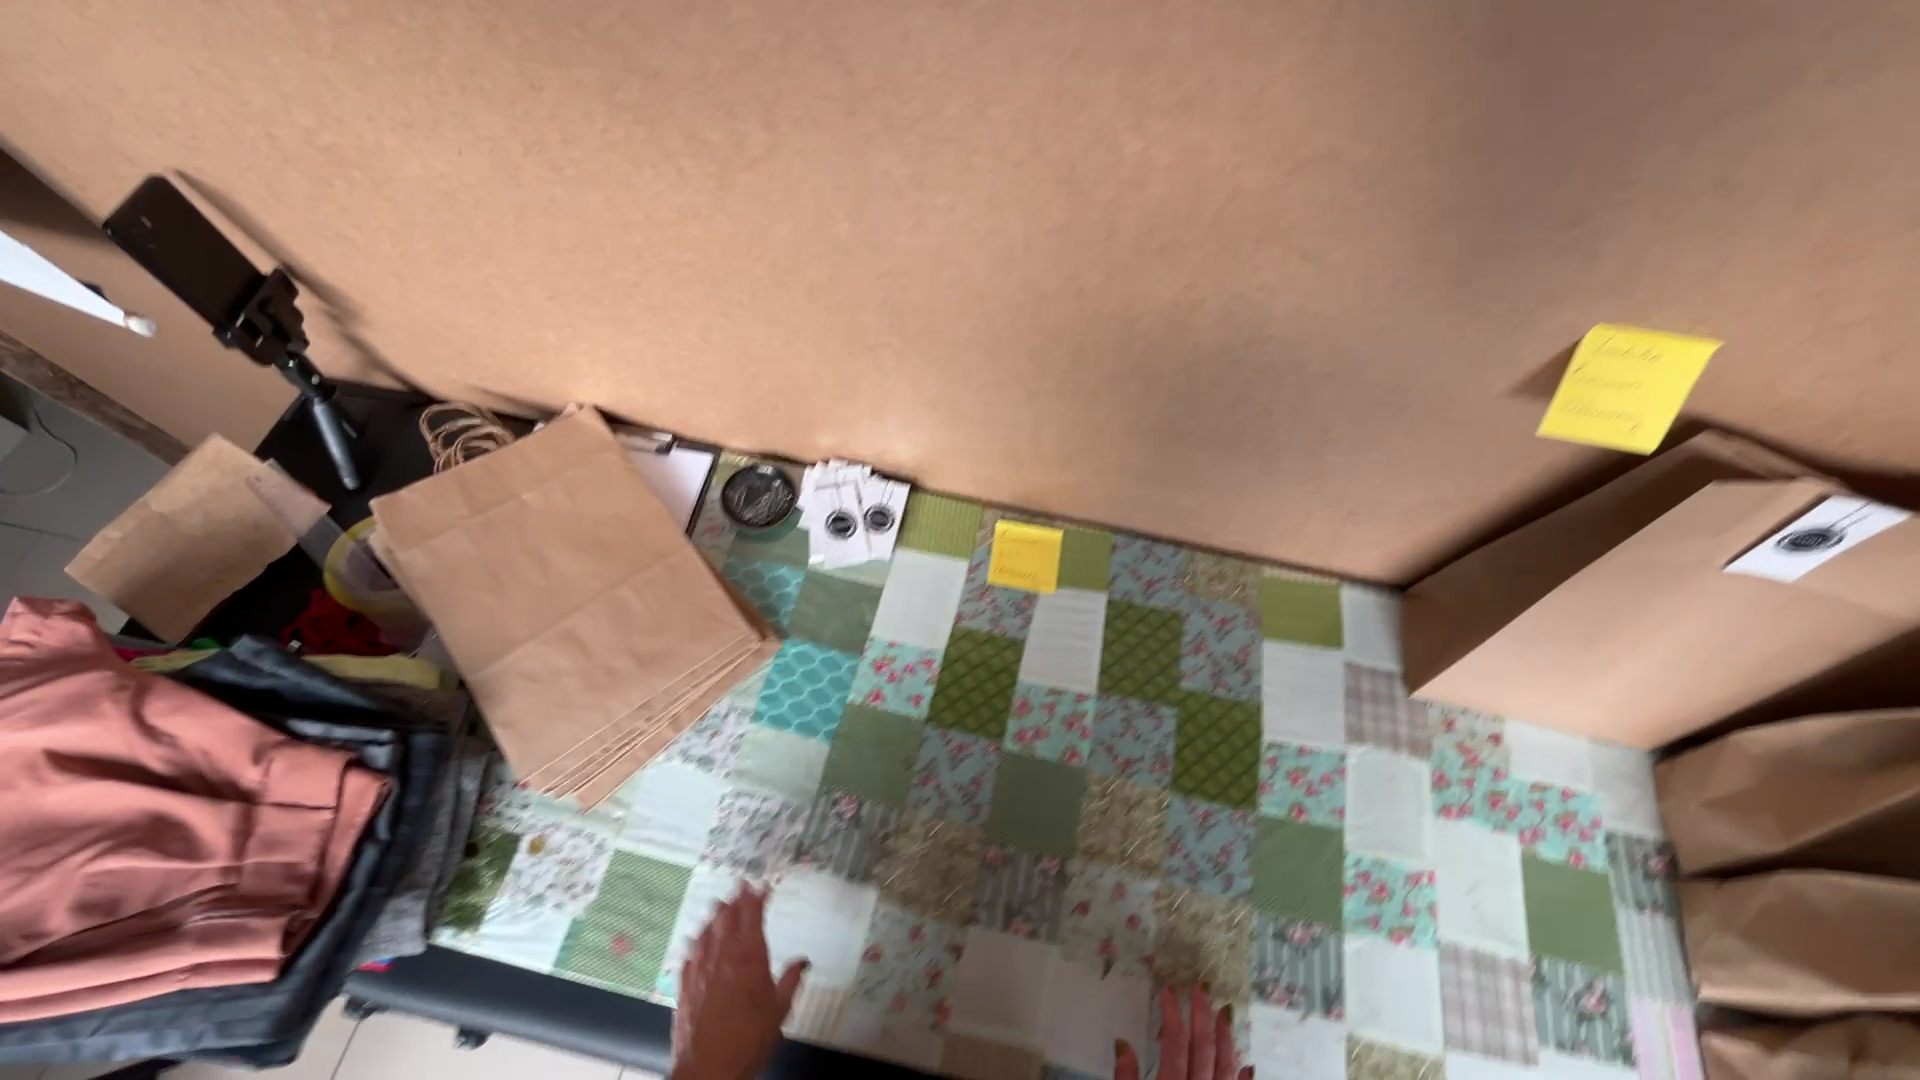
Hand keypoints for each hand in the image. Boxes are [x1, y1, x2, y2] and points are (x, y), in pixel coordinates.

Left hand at [669, 883, 807, 1079]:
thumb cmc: (749, 1039)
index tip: (762, 885)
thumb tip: (803, 962)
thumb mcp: (779, 1011)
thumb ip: (790, 981)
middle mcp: (723, 956)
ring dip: (715, 915)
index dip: (757, 897)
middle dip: (735, 899)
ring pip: (706, 931)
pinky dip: (695, 940)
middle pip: (727, 917)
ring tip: (720, 904)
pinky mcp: (684, 985)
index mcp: (750, 957)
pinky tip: (696, 937)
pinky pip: (689, 953)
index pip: (752, 916)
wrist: (708, 1069)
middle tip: (741, 886)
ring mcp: (701, 969)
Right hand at [1116, 986, 1249, 1079]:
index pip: (1174, 1043)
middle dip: (1202, 1015)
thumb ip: (1126, 1076)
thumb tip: (1122, 1043)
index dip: (1172, 1014)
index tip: (1169, 989)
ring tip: (1226, 1011)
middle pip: (1203, 1048)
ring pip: (1225, 1066)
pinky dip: (1243, 1076)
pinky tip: (1247, 1063)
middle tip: (1203, 986)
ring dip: (1226, 1037)